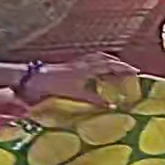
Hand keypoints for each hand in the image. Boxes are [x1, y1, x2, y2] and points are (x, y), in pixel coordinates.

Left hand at [20, 53, 137, 104]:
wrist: (27, 78)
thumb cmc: (52, 86)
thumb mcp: (75, 95)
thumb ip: (94, 100)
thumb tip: (112, 106)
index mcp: (87, 69)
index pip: (110, 65)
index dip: (124, 68)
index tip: (137, 72)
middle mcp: (83, 63)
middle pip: (105, 58)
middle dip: (119, 63)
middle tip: (130, 71)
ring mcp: (75, 63)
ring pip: (97, 58)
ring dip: (109, 61)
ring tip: (117, 69)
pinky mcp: (69, 65)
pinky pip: (89, 61)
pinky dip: (98, 63)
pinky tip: (98, 71)